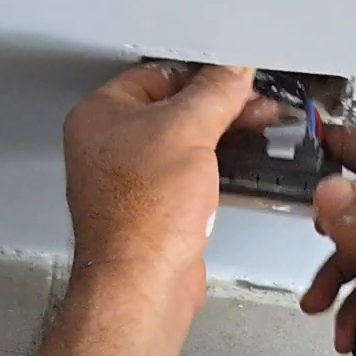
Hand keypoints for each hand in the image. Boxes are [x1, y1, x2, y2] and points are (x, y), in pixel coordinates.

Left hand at [63, 64, 265, 308]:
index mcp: (99, 116)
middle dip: (217, 111)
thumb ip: (215, 93)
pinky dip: (213, 176)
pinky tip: (241, 172)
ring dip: (219, 143)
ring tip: (256, 135)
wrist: (143, 283)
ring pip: (182, 150)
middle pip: (171, 114)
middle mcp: (108, 151)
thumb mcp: (188, 129)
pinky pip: (187, 185)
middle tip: (254, 108)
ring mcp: (130, 187)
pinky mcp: (152, 218)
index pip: (157, 75)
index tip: (236, 78)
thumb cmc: (143, 213)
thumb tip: (234, 72)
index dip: (201, 74)